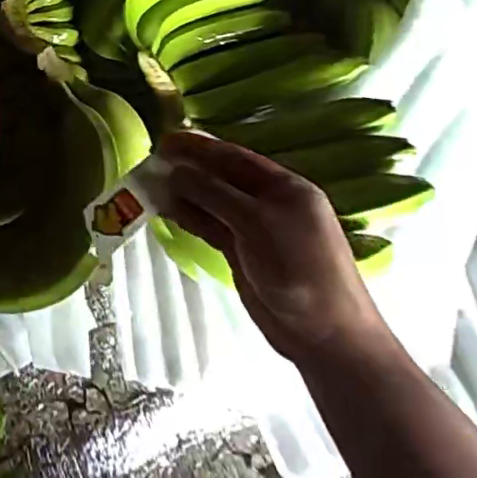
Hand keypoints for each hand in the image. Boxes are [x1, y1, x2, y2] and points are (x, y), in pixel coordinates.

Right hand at [160, 132, 385, 361]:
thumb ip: (216, 194)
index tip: (167, 140)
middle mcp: (270, 201)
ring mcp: (256, 229)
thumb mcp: (257, 223)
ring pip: (214, 202)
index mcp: (285, 185)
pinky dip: (190, 217)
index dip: (201, 146)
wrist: (325, 337)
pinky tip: (166, 209)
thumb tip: (176, 172)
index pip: (236, 156)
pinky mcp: (243, 253)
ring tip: (151, 182)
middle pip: (223, 176)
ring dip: (185, 192)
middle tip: (154, 158)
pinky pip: (212, 227)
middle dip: (190, 166)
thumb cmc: (299, 270)